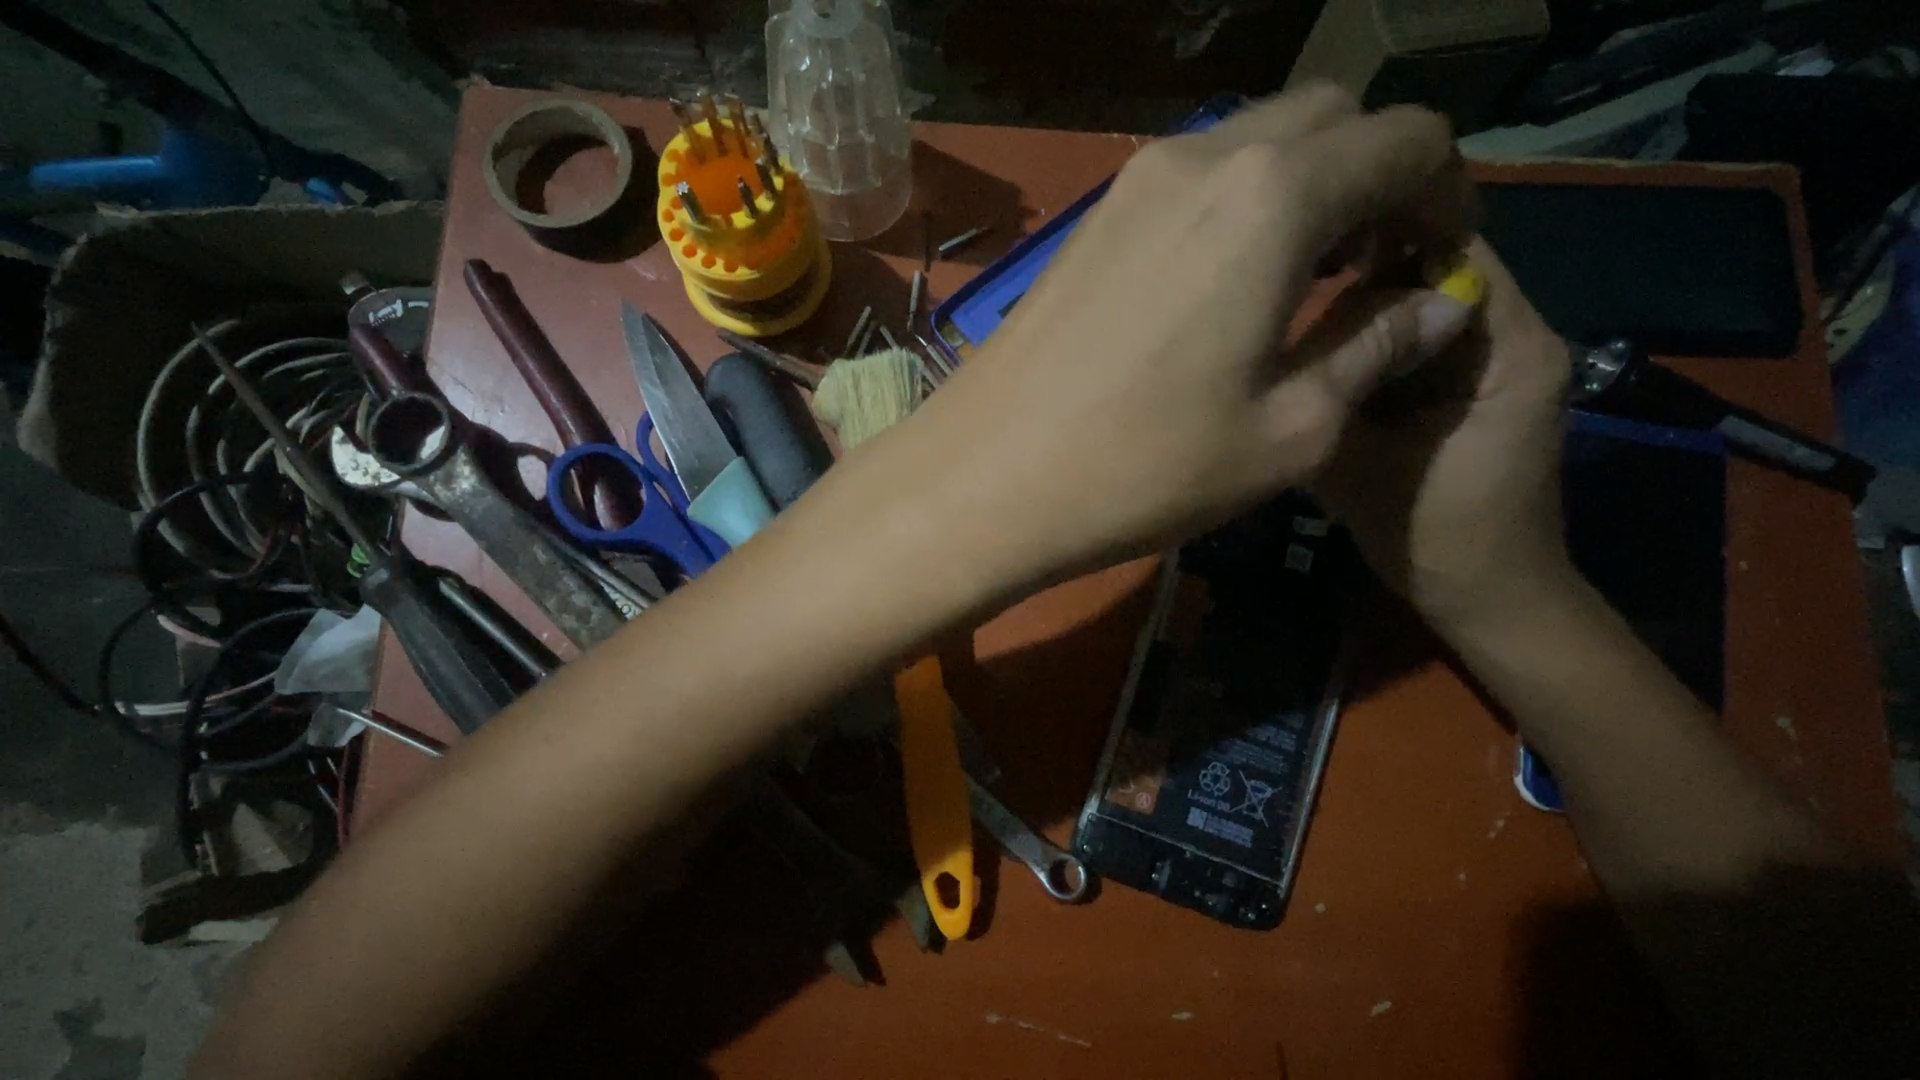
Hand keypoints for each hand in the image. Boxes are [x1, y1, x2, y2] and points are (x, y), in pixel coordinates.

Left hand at [899, 86, 1476, 587]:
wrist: (985, 478)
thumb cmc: (1143, 468)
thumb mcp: (1289, 431)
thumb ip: (1374, 348)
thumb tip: (1434, 305)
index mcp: (1274, 196)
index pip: (1408, 141)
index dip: (1447, 194)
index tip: (1437, 263)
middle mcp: (1205, 156)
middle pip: (1331, 118)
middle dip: (1377, 175)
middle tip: (1373, 265)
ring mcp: (1136, 181)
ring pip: (1256, 139)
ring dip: (1305, 185)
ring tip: (1307, 278)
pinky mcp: (1094, 216)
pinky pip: (1195, 177)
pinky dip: (1240, 203)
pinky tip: (1230, 283)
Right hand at [1311, 239, 1574, 631]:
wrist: (1488, 602)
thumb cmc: (1437, 537)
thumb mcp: (1363, 463)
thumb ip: (1331, 391)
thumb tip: (1278, 336)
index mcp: (1512, 347)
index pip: (1454, 251)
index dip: (1381, 239)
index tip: (1305, 249)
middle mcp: (1516, 340)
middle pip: (1437, 276)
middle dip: (1365, 281)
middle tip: (1290, 296)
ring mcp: (1495, 367)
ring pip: (1421, 312)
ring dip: (1364, 319)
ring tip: (1297, 326)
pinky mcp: (1471, 393)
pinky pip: (1418, 349)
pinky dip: (1374, 350)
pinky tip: (1324, 363)